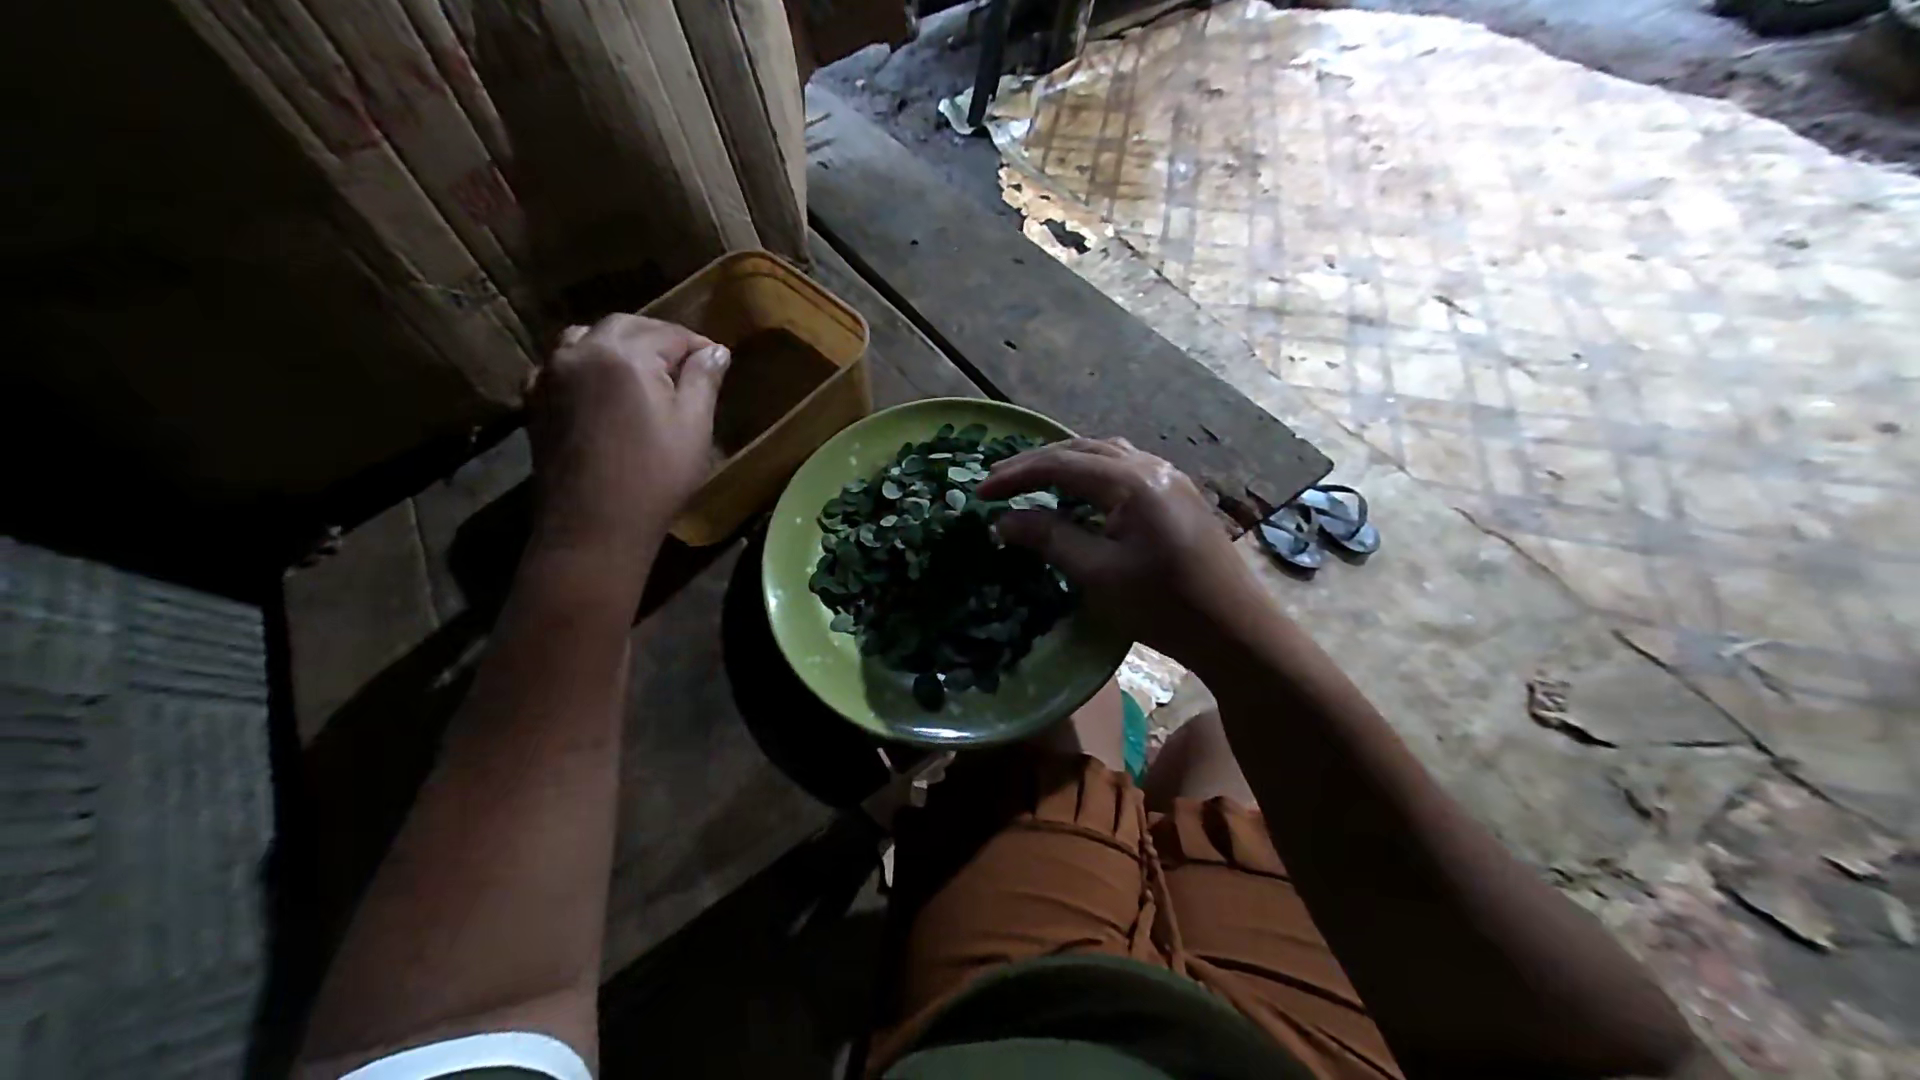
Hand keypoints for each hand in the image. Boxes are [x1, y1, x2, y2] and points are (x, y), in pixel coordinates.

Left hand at [528, 314, 729, 553]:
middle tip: (686, 365)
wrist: (592, 526)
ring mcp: (550, 375)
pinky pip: (560, 365)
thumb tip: (716, 350)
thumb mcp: (693, 427)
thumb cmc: (654, 477)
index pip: (668, 332)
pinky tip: (600, 388)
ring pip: (587, 339)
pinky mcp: (535, 401)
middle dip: (658, 339)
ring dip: (619, 346)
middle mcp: (580, 352)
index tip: (718, 361)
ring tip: (644, 372)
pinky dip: (584, 365)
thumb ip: (704, 380)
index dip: (698, 345)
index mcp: (624, 354)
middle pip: (625, 327)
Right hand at [976, 438, 1264, 661]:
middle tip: (997, 481)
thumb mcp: (1098, 574)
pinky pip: (1124, 468)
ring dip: (1064, 463)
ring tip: (1032, 480)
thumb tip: (1004, 520)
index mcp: (1132, 482)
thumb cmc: (1164, 607)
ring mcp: (1169, 479)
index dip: (1015, 475)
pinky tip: (1080, 492)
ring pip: (1105, 454)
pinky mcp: (1177, 495)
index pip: (1060, 465)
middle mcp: (1152, 467)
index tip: (980, 491)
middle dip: (1036, 463)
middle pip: (1082, 450)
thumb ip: (1049, 538)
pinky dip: (1091, 473)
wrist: (1236, 630)